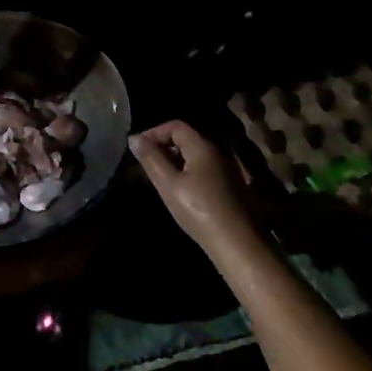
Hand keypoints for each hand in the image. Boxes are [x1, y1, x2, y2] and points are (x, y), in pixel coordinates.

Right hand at [128, 120, 252, 249]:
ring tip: (158, 180)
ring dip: (173, 162)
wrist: (237, 244)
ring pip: (194, 157)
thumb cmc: (198, 210)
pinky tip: (179, 193)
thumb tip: (134, 138)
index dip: (154, 133)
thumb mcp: (168, 184)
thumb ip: (151, 159)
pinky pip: (203, 171)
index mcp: (203, 148)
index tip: (138, 150)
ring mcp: (227, 171)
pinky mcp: (230, 188)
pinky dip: (186, 173)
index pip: (176, 126)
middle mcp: (218, 154)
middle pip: (186, 139)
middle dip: (162, 147)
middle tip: (145, 165)